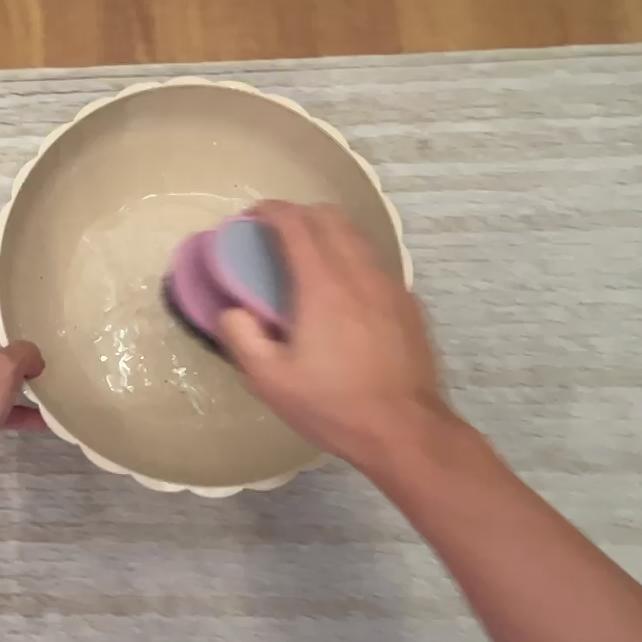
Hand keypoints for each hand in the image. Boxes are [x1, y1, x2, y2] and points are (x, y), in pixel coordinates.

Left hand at [0, 265, 45, 492]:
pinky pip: (6, 402)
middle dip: (17, 326)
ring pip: (1, 368)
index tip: (7, 260)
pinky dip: (26, 407)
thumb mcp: (1, 369)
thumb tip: (34, 357)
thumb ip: (24, 353)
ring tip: (57, 359)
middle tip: (48, 313)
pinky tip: (52, 413)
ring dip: (25, 369)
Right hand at [218, 201, 464, 473]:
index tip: (250, 217)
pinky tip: (343, 291)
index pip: (295, 223)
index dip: (269, 210)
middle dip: (298, 214)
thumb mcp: (268, 379)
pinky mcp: (409, 304)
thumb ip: (241, 336)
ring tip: (307, 257)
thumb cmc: (331, 404)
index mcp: (322, 285)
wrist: (405, 431)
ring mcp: (390, 286)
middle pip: (330, 217)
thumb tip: (232, 310)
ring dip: (327, 233)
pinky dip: (351, 259)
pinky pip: (375, 264)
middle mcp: (359, 273)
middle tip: (274, 235)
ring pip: (357, 236)